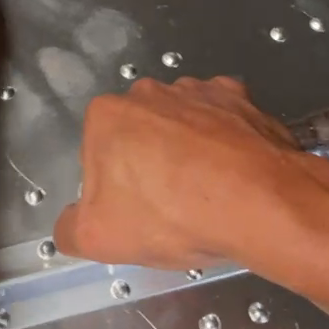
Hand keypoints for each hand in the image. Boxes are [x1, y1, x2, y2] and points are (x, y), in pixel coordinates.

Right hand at [53, 77, 304, 269]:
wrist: (258, 203)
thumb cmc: (173, 214)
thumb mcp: (97, 239)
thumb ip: (69, 229)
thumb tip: (69, 226)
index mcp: (107, 115)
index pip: (97, 154)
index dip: (114, 188)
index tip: (134, 212)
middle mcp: (149, 92)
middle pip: (140, 134)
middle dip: (149, 164)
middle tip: (169, 207)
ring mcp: (197, 90)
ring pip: (183, 125)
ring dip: (189, 151)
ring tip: (207, 195)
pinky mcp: (239, 97)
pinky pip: (224, 120)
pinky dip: (226, 141)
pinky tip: (234, 175)